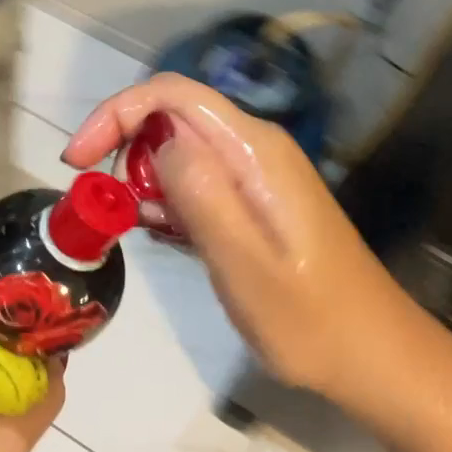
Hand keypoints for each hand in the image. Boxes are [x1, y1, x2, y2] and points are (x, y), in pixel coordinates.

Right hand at [64, 73, 414, 396]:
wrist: (374, 356)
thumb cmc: (311, 320)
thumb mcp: (245, 264)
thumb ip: (201, 195)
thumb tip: (158, 141)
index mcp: (254, 150)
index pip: (171, 94)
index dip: (116, 113)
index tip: (77, 161)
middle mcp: (254, 148)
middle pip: (171, 116)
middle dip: (124, 148)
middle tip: (107, 207)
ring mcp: (255, 174)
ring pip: (179, 149)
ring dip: (143, 179)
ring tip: (135, 230)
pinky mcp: (253, 201)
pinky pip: (196, 181)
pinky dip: (167, 200)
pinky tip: (165, 237)